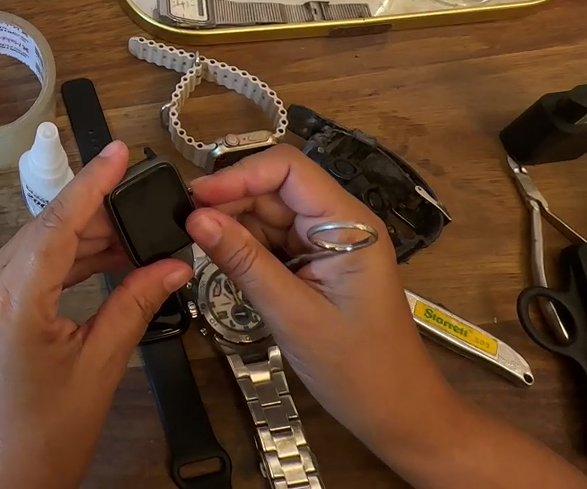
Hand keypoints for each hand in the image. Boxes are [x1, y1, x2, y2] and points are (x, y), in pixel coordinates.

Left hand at [0, 141, 192, 488]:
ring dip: (86, 234)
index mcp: (15, 296)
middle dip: (98, 210)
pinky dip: (68, 255)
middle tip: (145, 197)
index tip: (118, 150)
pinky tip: (106, 252)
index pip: (58, 221)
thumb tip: (174, 265)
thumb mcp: (100, 365)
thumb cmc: (49, 432)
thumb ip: (135, 303)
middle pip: (50, 226)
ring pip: (42, 241)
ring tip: (135, 228)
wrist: (0, 470)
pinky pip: (32, 261)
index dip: (93, 182)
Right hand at [186, 144, 444, 448]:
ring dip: (231, 224)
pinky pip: (267, 235)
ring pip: (264, 210)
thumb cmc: (359, 370)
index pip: (288, 168)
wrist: (399, 418)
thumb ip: (244, 262)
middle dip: (229, 202)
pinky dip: (242, 244)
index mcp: (347, 224)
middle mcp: (336, 220)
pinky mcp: (312, 258)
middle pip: (271, 186)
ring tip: (199, 245)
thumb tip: (194, 218)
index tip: (198, 198)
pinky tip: (223, 260)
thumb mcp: (293, 315)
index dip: (239, 174)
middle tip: (187, 225)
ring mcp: (324, 239)